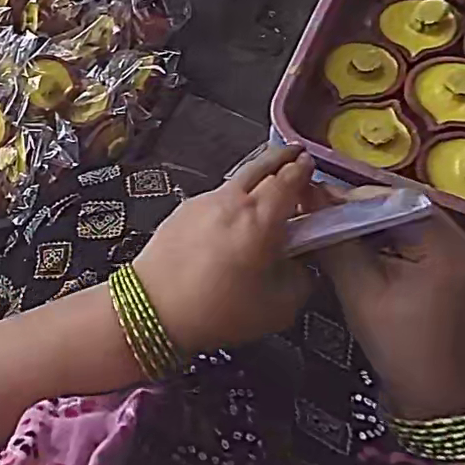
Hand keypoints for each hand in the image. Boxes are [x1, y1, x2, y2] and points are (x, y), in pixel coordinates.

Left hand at [132, 146, 319, 354]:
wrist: (154, 307)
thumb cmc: (214, 310)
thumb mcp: (278, 306)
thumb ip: (299, 278)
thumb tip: (299, 265)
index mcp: (260, 219)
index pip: (289, 179)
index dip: (303, 170)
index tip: (310, 164)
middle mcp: (231, 202)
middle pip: (261, 166)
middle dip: (281, 157)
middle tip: (294, 155)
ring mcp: (202, 202)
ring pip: (235, 181)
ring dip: (254, 178)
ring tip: (265, 189)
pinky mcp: (182, 211)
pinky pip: (214, 198)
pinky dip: (229, 200)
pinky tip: (231, 219)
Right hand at [317, 192, 464, 417]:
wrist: (446, 403)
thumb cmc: (402, 347)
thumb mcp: (360, 291)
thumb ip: (335, 242)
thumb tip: (309, 200)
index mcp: (450, 248)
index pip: (394, 201)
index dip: (350, 198)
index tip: (313, 201)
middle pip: (403, 209)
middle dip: (358, 210)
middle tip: (317, 213)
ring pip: (408, 223)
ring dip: (370, 224)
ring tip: (331, 228)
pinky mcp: (460, 271)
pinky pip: (417, 241)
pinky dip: (386, 240)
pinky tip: (357, 248)